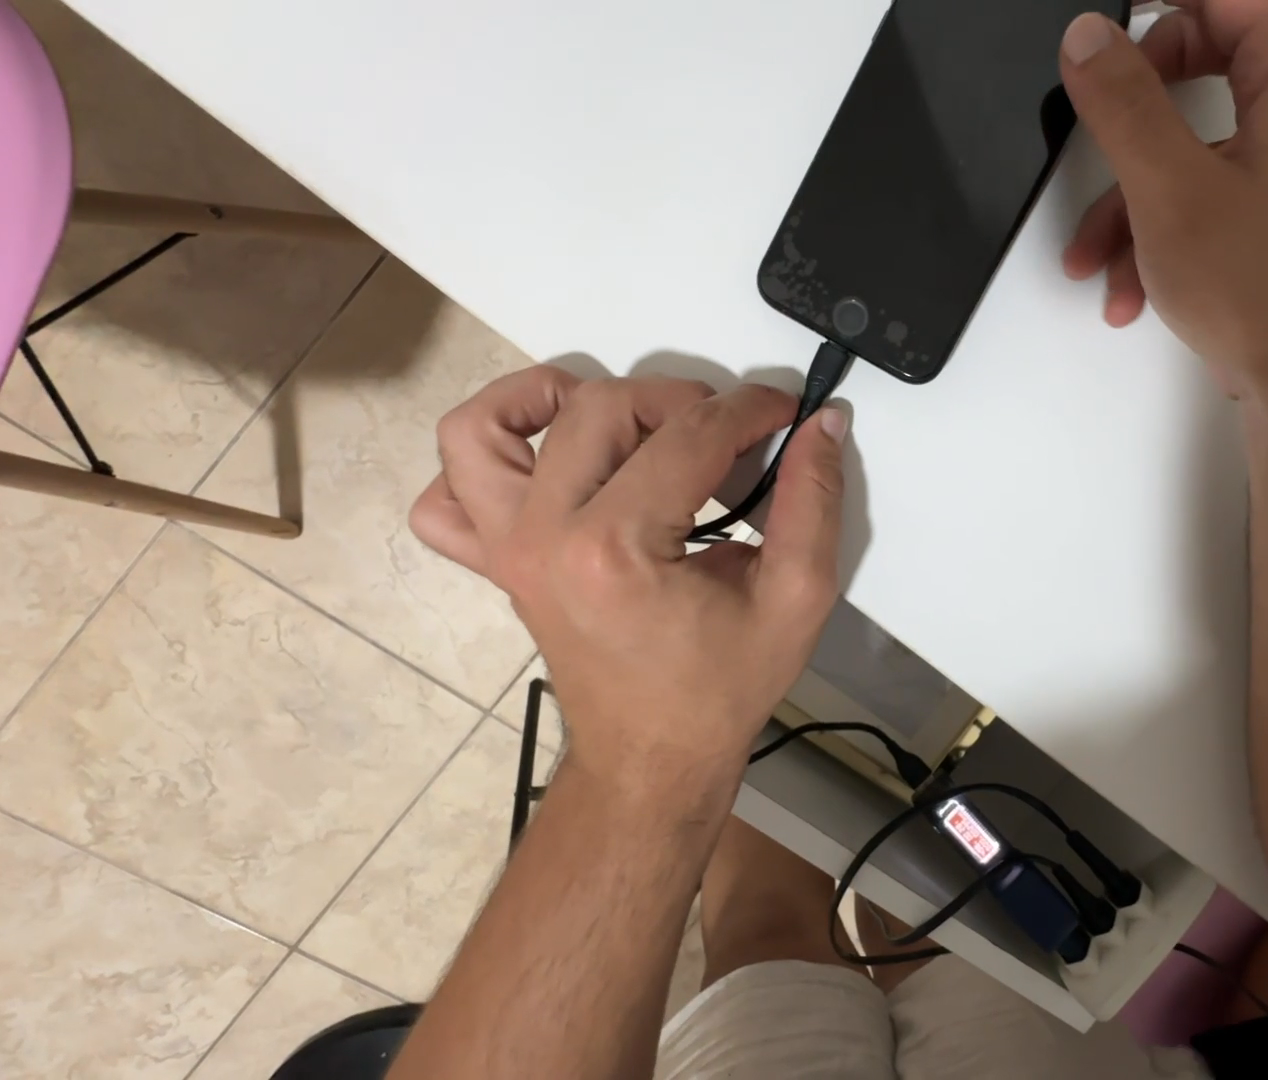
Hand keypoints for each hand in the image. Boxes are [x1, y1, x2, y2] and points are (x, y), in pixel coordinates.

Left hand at [412, 369, 850, 787]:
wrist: (655, 757)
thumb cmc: (724, 688)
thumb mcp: (796, 596)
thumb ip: (814, 501)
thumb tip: (821, 425)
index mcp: (618, 548)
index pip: (689, 435)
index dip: (750, 409)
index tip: (786, 411)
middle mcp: (544, 537)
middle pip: (601, 409)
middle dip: (681, 402)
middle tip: (729, 436)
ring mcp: (506, 548)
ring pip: (487, 428)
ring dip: (554, 400)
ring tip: (624, 420)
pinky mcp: (495, 562)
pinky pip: (446, 492)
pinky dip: (484, 458)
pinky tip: (545, 462)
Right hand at [1059, 1, 1267, 396]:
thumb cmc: (1259, 287)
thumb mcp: (1169, 190)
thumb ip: (1124, 105)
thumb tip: (1088, 36)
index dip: (1167, 7)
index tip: (1111, 34)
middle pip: (1208, 67)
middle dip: (1133, 121)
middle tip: (1096, 132)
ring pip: (1196, 155)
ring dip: (1131, 206)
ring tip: (1091, 265)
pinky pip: (1210, 205)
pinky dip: (1162, 239)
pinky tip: (1129, 293)